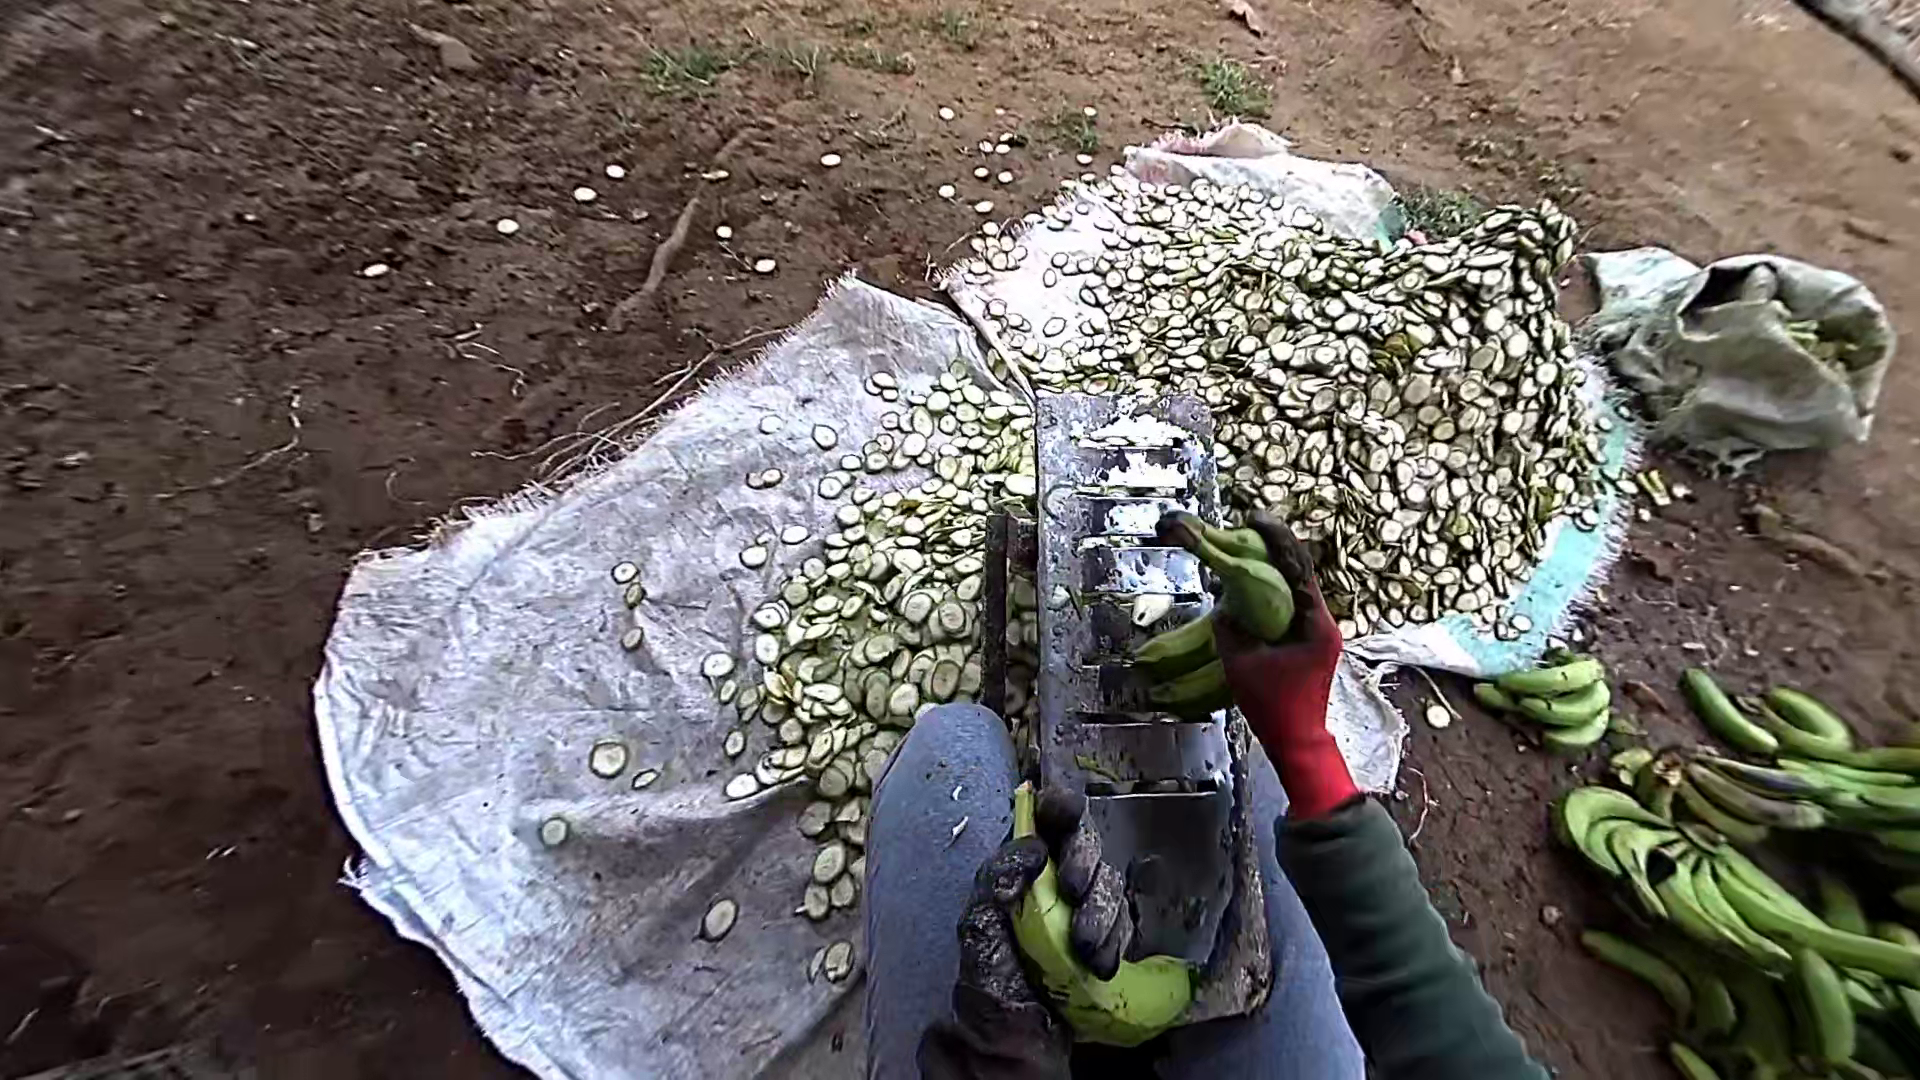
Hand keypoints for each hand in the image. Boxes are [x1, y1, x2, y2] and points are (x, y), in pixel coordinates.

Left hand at [923, 789, 1135, 1076]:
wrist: (1016, 1047)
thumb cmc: (991, 981)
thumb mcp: (981, 924)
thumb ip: (999, 876)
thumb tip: (1032, 844)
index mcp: (1020, 867)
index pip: (1043, 820)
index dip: (1058, 805)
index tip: (1065, 808)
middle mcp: (1053, 878)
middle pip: (1083, 841)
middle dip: (1084, 857)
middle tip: (1074, 886)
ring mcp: (1082, 907)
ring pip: (1107, 880)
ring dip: (1100, 908)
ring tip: (1083, 943)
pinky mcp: (1105, 936)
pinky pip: (1123, 921)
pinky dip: (1114, 937)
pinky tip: (1098, 961)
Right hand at [1211, 513, 1357, 818]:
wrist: (1297, 739)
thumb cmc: (1273, 704)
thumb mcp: (1240, 662)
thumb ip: (1230, 627)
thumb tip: (1224, 604)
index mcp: (1314, 624)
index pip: (1297, 569)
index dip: (1276, 540)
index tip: (1254, 518)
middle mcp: (1322, 622)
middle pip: (1298, 573)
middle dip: (1272, 548)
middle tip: (1244, 528)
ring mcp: (1318, 631)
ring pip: (1293, 588)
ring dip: (1270, 569)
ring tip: (1242, 551)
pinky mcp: (1309, 641)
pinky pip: (1288, 606)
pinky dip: (1269, 591)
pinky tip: (1248, 586)